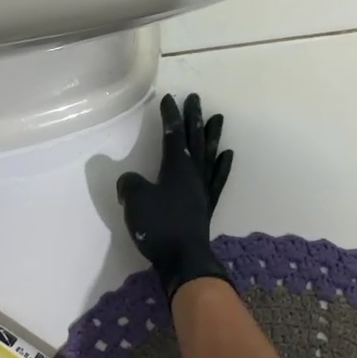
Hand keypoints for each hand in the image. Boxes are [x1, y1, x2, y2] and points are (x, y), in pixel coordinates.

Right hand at [117, 93, 233, 296]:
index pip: (173, 134)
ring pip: (209, 154)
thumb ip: (130, 183)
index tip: (168, 99)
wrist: (183, 259)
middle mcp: (193, 173)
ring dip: (212, 135)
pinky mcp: (206, 205)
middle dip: (193, 117)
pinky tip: (226, 156)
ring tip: (217, 118)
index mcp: (176, 167)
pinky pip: (217, 178)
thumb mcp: (135, 200)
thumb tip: (130, 181)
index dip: (170, 115)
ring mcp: (202, 189)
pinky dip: (222, 165)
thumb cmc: (159, 226)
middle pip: (195, 139)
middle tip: (195, 98)